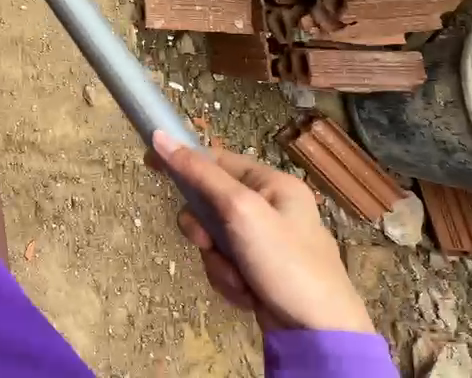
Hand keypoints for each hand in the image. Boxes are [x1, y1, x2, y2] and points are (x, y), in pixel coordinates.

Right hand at [149, 131, 375, 334]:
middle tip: (206, 242)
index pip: (216, 159)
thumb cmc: (285, 263)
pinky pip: (224, 260)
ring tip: (238, 278)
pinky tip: (246, 292)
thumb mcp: (240, 210)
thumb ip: (199, 172)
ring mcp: (266, 241)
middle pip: (209, 200)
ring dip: (216, 257)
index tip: (151, 165)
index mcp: (275, 185)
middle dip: (204, 227)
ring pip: (213, 234)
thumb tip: (159, 136)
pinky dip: (227, 276)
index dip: (182, 161)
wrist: (320, 336)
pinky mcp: (261, 270)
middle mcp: (272, 208)